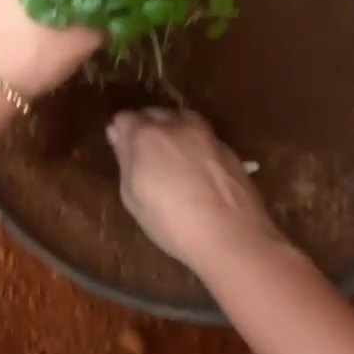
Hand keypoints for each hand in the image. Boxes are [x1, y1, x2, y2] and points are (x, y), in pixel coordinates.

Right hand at [107, 109, 283, 270]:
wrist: (234, 240)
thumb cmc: (171, 221)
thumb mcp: (132, 196)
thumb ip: (125, 159)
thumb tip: (119, 136)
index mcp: (146, 135)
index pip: (123, 117)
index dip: (119, 133)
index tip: (121, 150)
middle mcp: (176, 126)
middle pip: (154, 113)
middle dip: (145, 127)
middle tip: (144, 154)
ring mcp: (207, 137)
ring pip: (183, 119)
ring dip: (174, 129)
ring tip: (173, 155)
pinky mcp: (231, 153)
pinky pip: (206, 138)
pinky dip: (197, 146)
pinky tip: (199, 171)